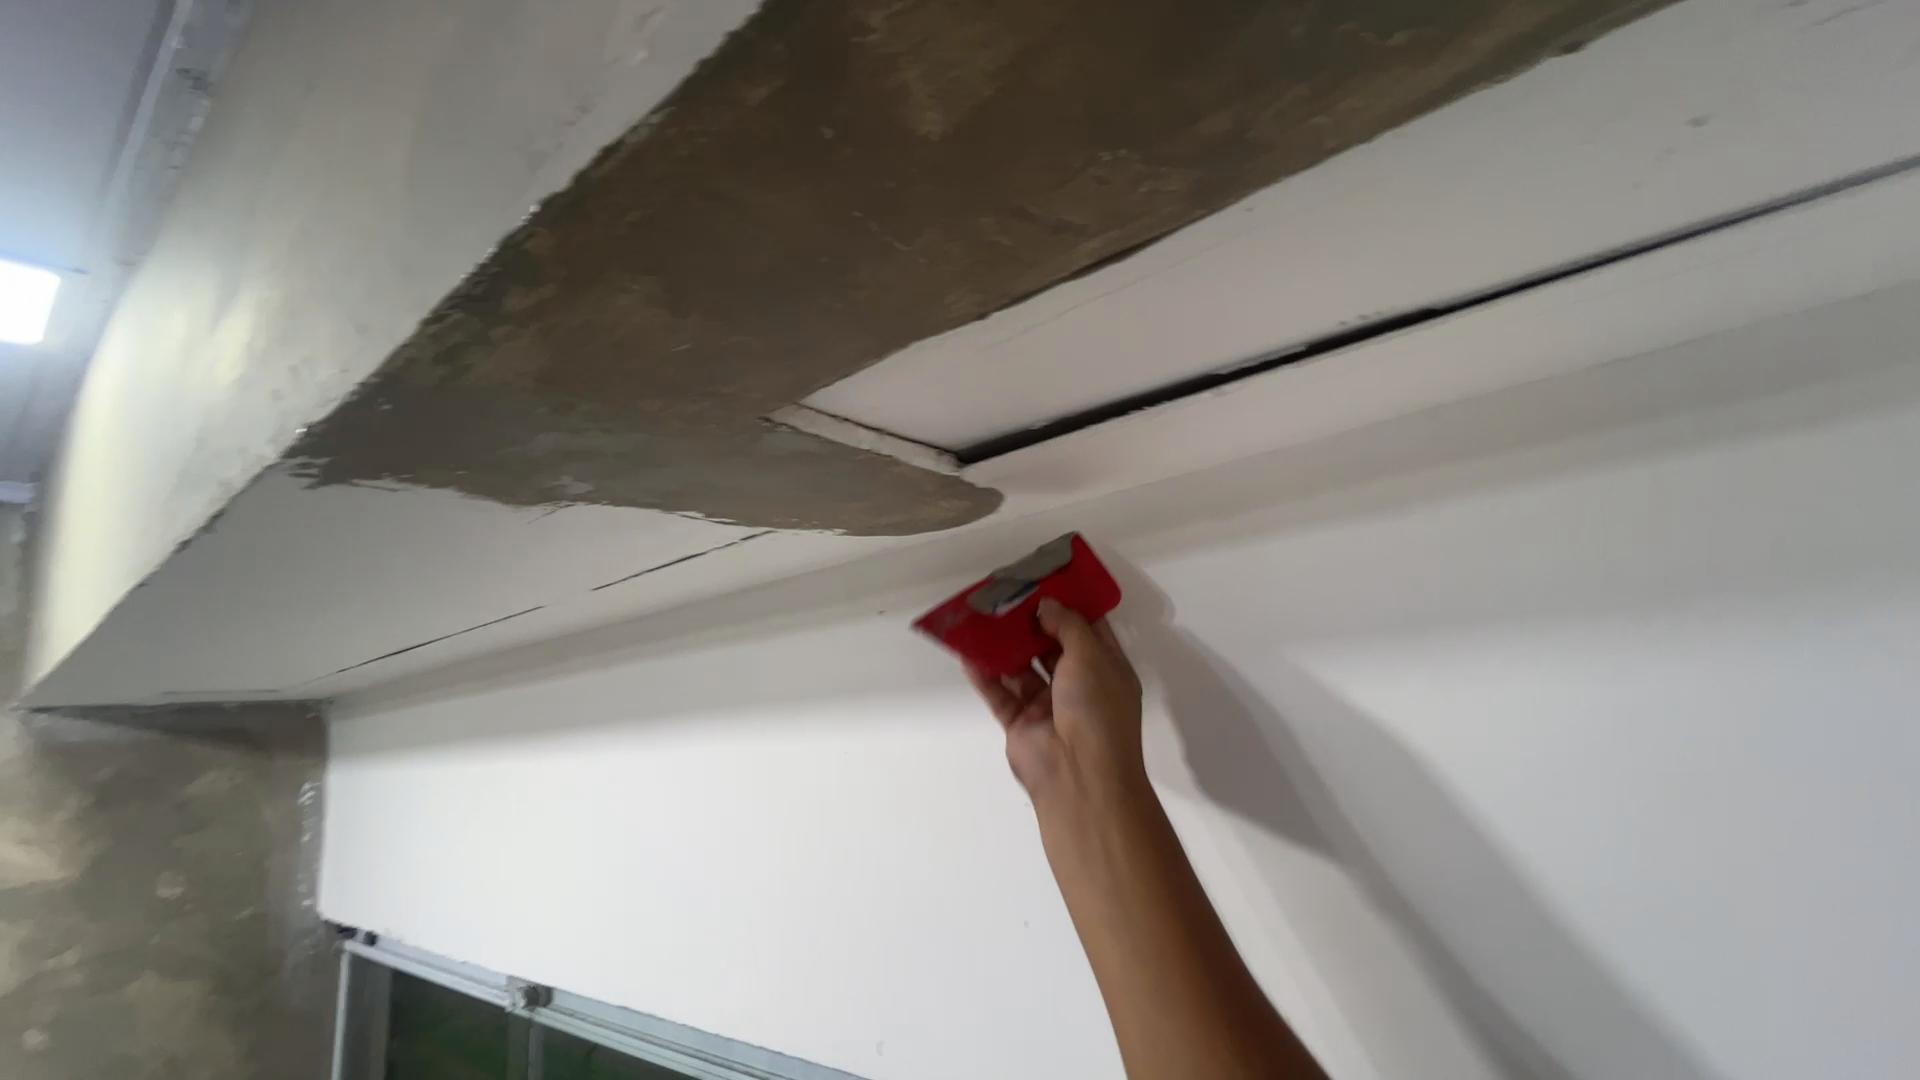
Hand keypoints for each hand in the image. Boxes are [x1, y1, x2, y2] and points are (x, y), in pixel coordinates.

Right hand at [965, 598, 1145, 800]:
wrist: (1078, 776)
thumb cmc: (1096, 710)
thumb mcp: (1091, 656)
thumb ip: (1067, 625)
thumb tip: (1047, 604)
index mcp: (1107, 670)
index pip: (1089, 630)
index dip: (1070, 606)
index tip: (1046, 582)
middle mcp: (1079, 686)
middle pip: (1051, 646)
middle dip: (1031, 622)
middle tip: (1006, 596)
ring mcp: (1048, 706)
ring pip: (1021, 668)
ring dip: (1004, 646)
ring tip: (981, 617)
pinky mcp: (1020, 723)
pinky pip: (999, 693)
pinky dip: (984, 675)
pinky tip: (967, 653)